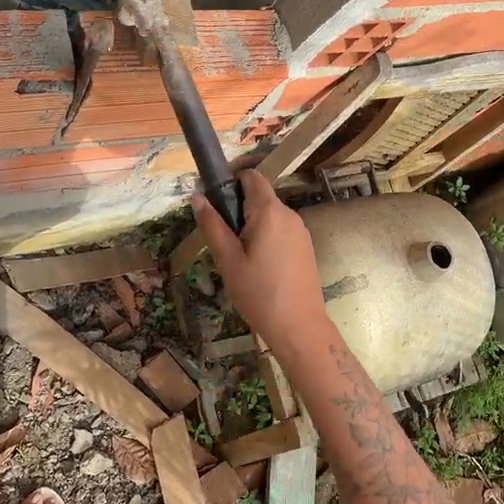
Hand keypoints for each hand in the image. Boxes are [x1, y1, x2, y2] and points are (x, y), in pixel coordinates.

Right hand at [192, 168, 328, 348]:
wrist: (299, 326)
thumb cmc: (259, 293)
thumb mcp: (228, 260)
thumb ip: (212, 226)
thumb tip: (198, 197)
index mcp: (270, 212)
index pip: (252, 176)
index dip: (232, 179)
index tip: (214, 197)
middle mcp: (289, 214)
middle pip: (260, 197)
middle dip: (238, 208)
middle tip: (221, 238)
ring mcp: (300, 231)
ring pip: (270, 216)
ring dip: (250, 225)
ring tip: (236, 257)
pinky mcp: (305, 247)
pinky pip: (280, 231)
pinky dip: (265, 237)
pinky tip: (256, 266)